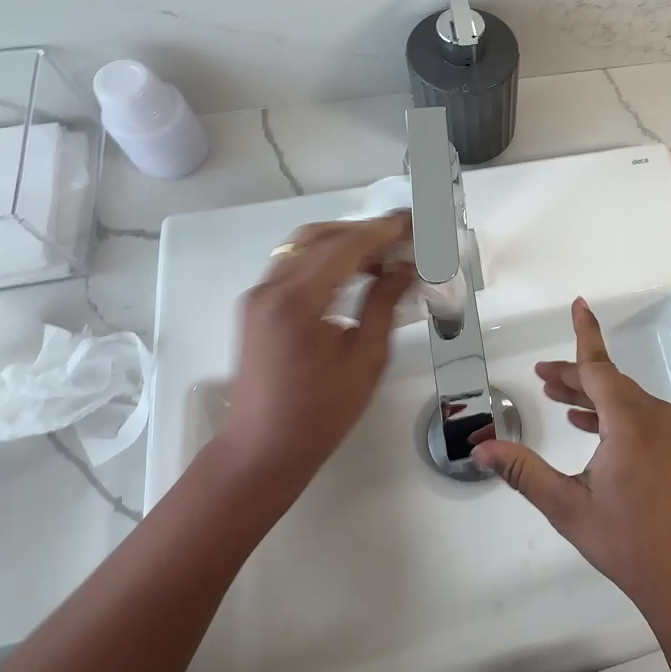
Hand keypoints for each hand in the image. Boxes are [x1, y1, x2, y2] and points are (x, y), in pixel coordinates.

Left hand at [218, 216, 413, 497]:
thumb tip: (404, 268)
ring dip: (345, 242)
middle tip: (404, 238)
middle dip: (365, 231)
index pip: (346, 246)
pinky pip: (293, 265)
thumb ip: (384, 304)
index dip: (384, 230)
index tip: (415, 221)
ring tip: (385, 255)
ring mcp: (258, 296)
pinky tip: (355, 274)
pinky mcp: (256, 307)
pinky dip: (326, 259)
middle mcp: (271, 288)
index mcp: (298, 301)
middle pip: (321, 236)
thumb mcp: (366, 359)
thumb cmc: (320, 413)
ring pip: (304, 246)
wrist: (261, 450)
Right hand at [473, 299, 670, 620]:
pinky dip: (611, 414)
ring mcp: (669, 434)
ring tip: (558, 399)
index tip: (578, 304)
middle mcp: (653, 417)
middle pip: (608, 382)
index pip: (598, 366)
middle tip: (540, 377)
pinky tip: (590, 428)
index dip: (584, 334)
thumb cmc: (628, 542)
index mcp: (629, 421)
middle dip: (573, 376)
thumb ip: (523, 472)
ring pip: (624, 400)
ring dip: (591, 396)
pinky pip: (639, 417)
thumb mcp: (567, 507)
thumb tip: (481, 449)